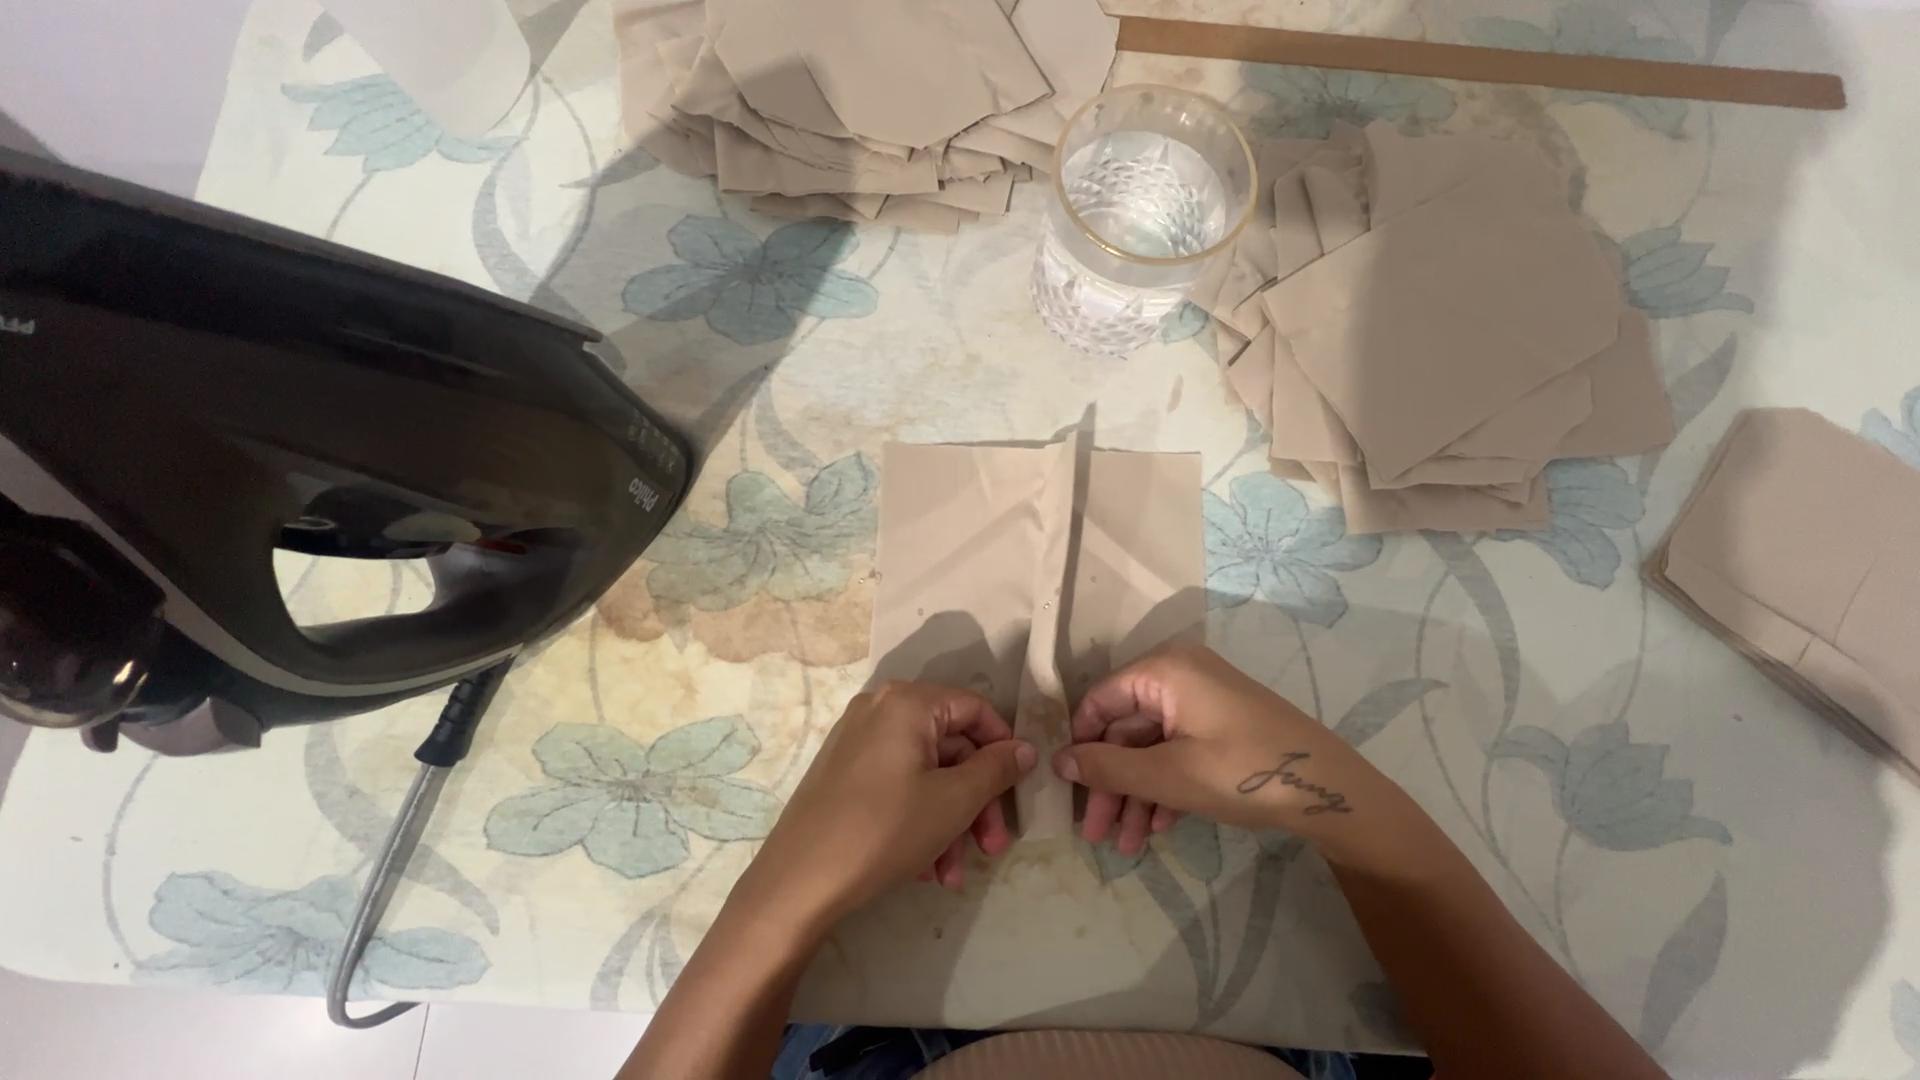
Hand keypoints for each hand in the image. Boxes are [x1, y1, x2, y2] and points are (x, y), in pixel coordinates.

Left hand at [736, 681, 1034, 927]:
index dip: (1003, 748)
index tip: (1017, 791)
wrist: (798, 881)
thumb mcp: (953, 801)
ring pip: (925, 774)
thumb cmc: (885, 829)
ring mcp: (857, 742)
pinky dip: (918, 821)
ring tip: (952, 875)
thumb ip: (995, 770)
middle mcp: (879, 710)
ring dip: (950, 823)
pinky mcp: (843, 774)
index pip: (974, 709)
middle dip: (976, 802)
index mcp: (907, 702)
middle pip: (950, 747)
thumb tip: (1024, 749)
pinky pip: (897, 786)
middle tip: (993, 847)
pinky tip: (925, 870)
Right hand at [1055, 643, 1384, 855]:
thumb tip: (1058, 761)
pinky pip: (1176, 750)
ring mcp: (1201, 701)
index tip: (1068, 792)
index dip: (1080, 747)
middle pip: (1124, 729)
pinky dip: (1163, 786)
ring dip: (1135, 794)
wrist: (1331, 791)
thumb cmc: (1241, 773)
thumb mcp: (1167, 775)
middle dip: (1110, 784)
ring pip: (1149, 746)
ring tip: (1126, 845)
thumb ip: (1107, 767)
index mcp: (1163, 670)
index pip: (1099, 701)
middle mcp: (1178, 675)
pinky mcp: (1219, 726)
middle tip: (1096, 833)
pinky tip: (1158, 827)